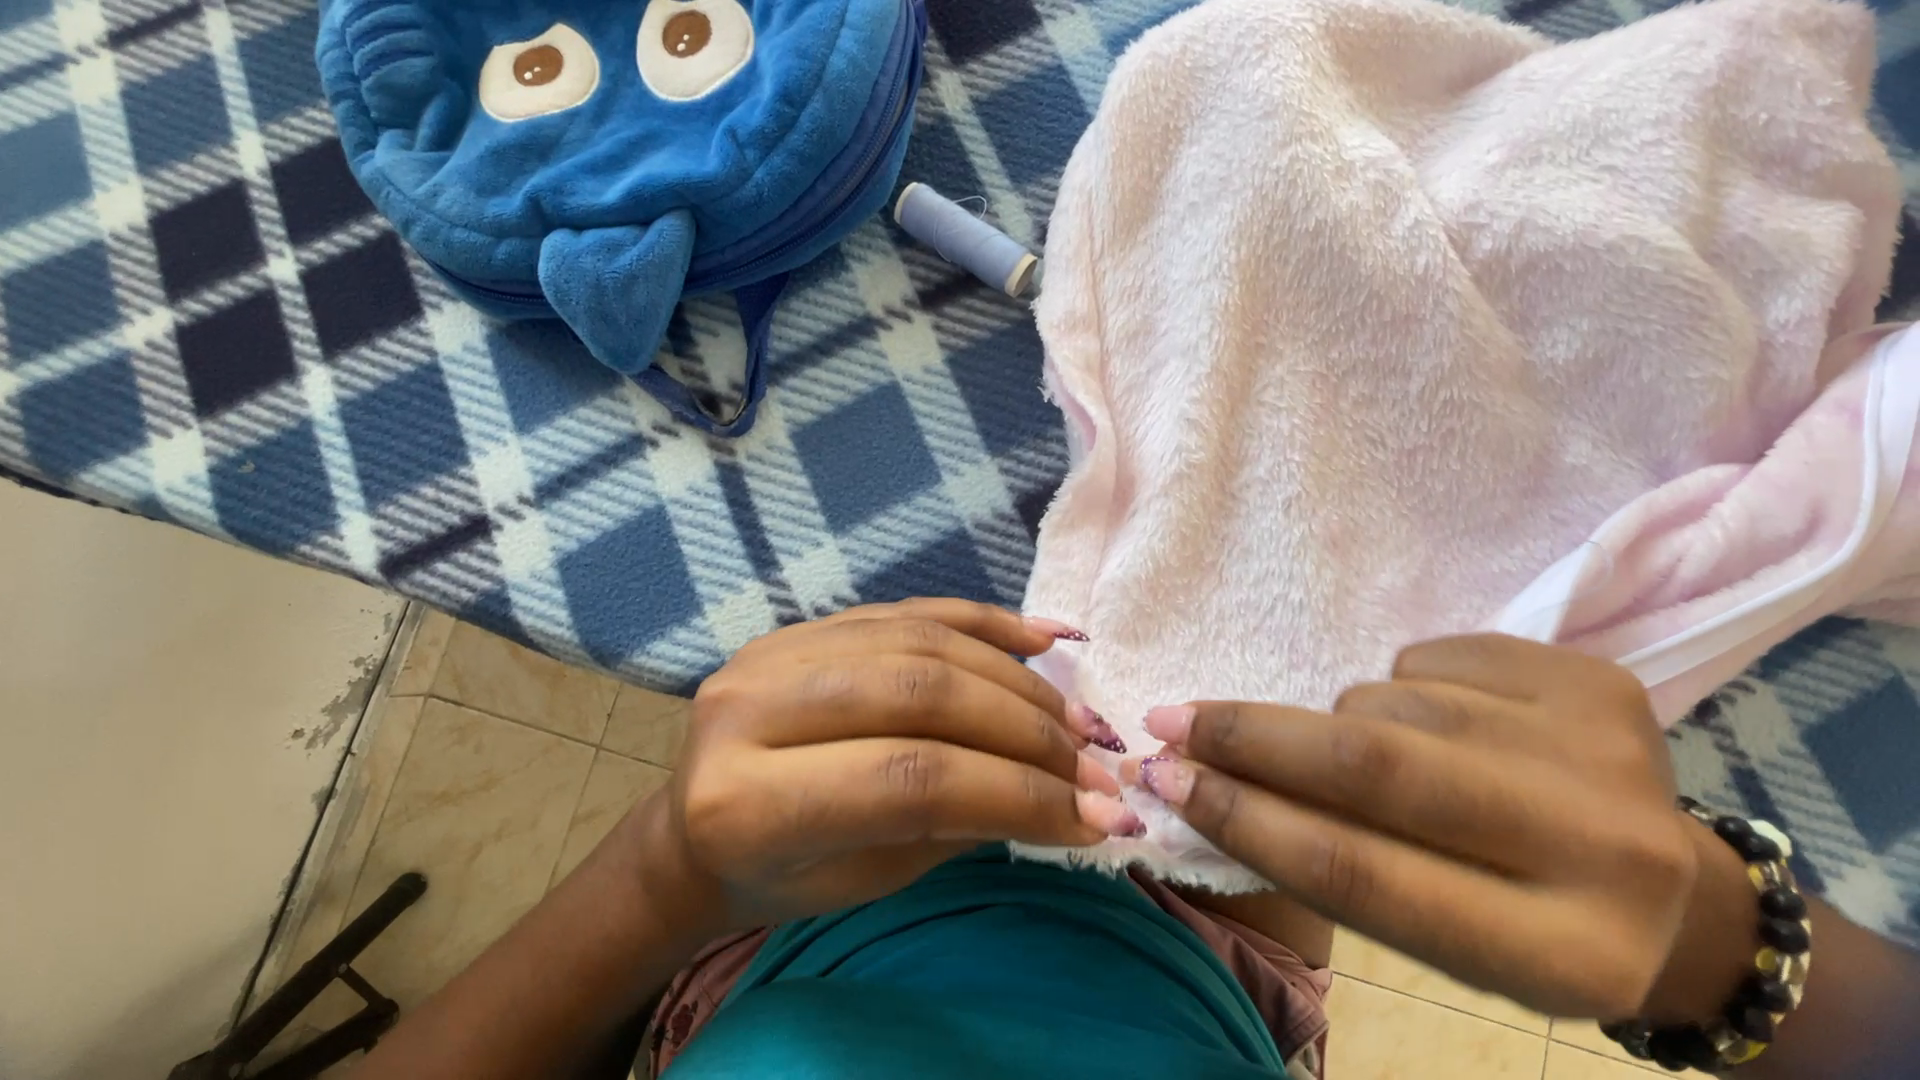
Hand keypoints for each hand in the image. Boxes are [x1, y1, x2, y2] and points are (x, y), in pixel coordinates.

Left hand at [632, 599, 1139, 936]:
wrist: (695, 830)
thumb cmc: (777, 876)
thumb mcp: (864, 878)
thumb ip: (956, 826)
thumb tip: (1075, 800)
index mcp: (749, 801)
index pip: (911, 779)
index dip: (1016, 794)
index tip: (1096, 817)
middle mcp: (751, 707)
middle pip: (921, 694)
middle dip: (1025, 730)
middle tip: (1094, 766)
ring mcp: (772, 652)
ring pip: (921, 644)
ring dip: (1014, 679)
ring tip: (1074, 720)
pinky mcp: (800, 626)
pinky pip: (906, 611)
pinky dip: (981, 623)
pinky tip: (1040, 640)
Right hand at [1122, 634, 1738, 1018]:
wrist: (1671, 894)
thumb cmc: (1516, 924)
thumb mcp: (1430, 935)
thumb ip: (1330, 862)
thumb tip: (1200, 779)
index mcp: (1554, 954)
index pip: (1358, 871)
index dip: (1244, 819)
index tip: (1165, 779)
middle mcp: (1599, 848)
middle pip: (1373, 764)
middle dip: (1251, 736)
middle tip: (1173, 721)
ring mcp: (1606, 750)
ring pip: (1389, 700)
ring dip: (1340, 719)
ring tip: (1373, 752)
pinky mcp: (1599, 682)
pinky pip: (1431, 656)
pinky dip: (1399, 683)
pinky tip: (1440, 720)